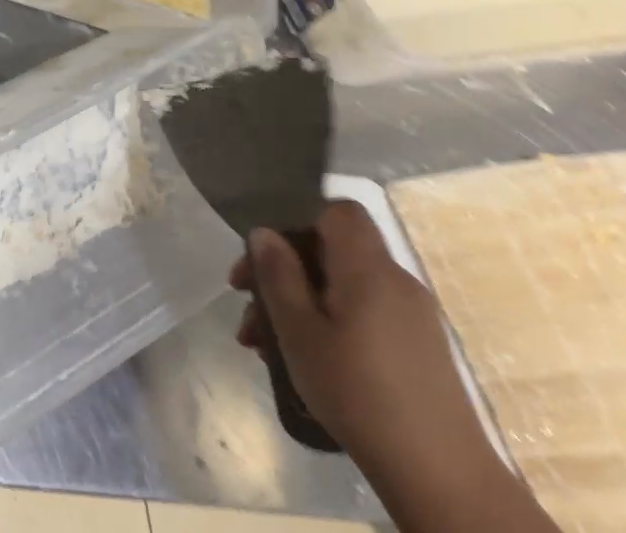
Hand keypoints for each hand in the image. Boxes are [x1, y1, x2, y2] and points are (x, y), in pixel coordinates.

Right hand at [231, 201, 490, 477]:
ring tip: (258, 340)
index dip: (297, 216)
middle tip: (242, 299)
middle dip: (281, 268)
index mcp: (370, 270)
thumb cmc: (354, 388)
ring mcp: (410, 315)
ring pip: (339, 285)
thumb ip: (278, 274)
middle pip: (332, 250)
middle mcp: (397, 282)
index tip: (262, 249)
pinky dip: (322, 320)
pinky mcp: (414, 344)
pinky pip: (358, 311)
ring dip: (294, 300)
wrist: (435, 466)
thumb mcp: (297, 329)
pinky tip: (295, 354)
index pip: (338, 211)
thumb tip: (265, 233)